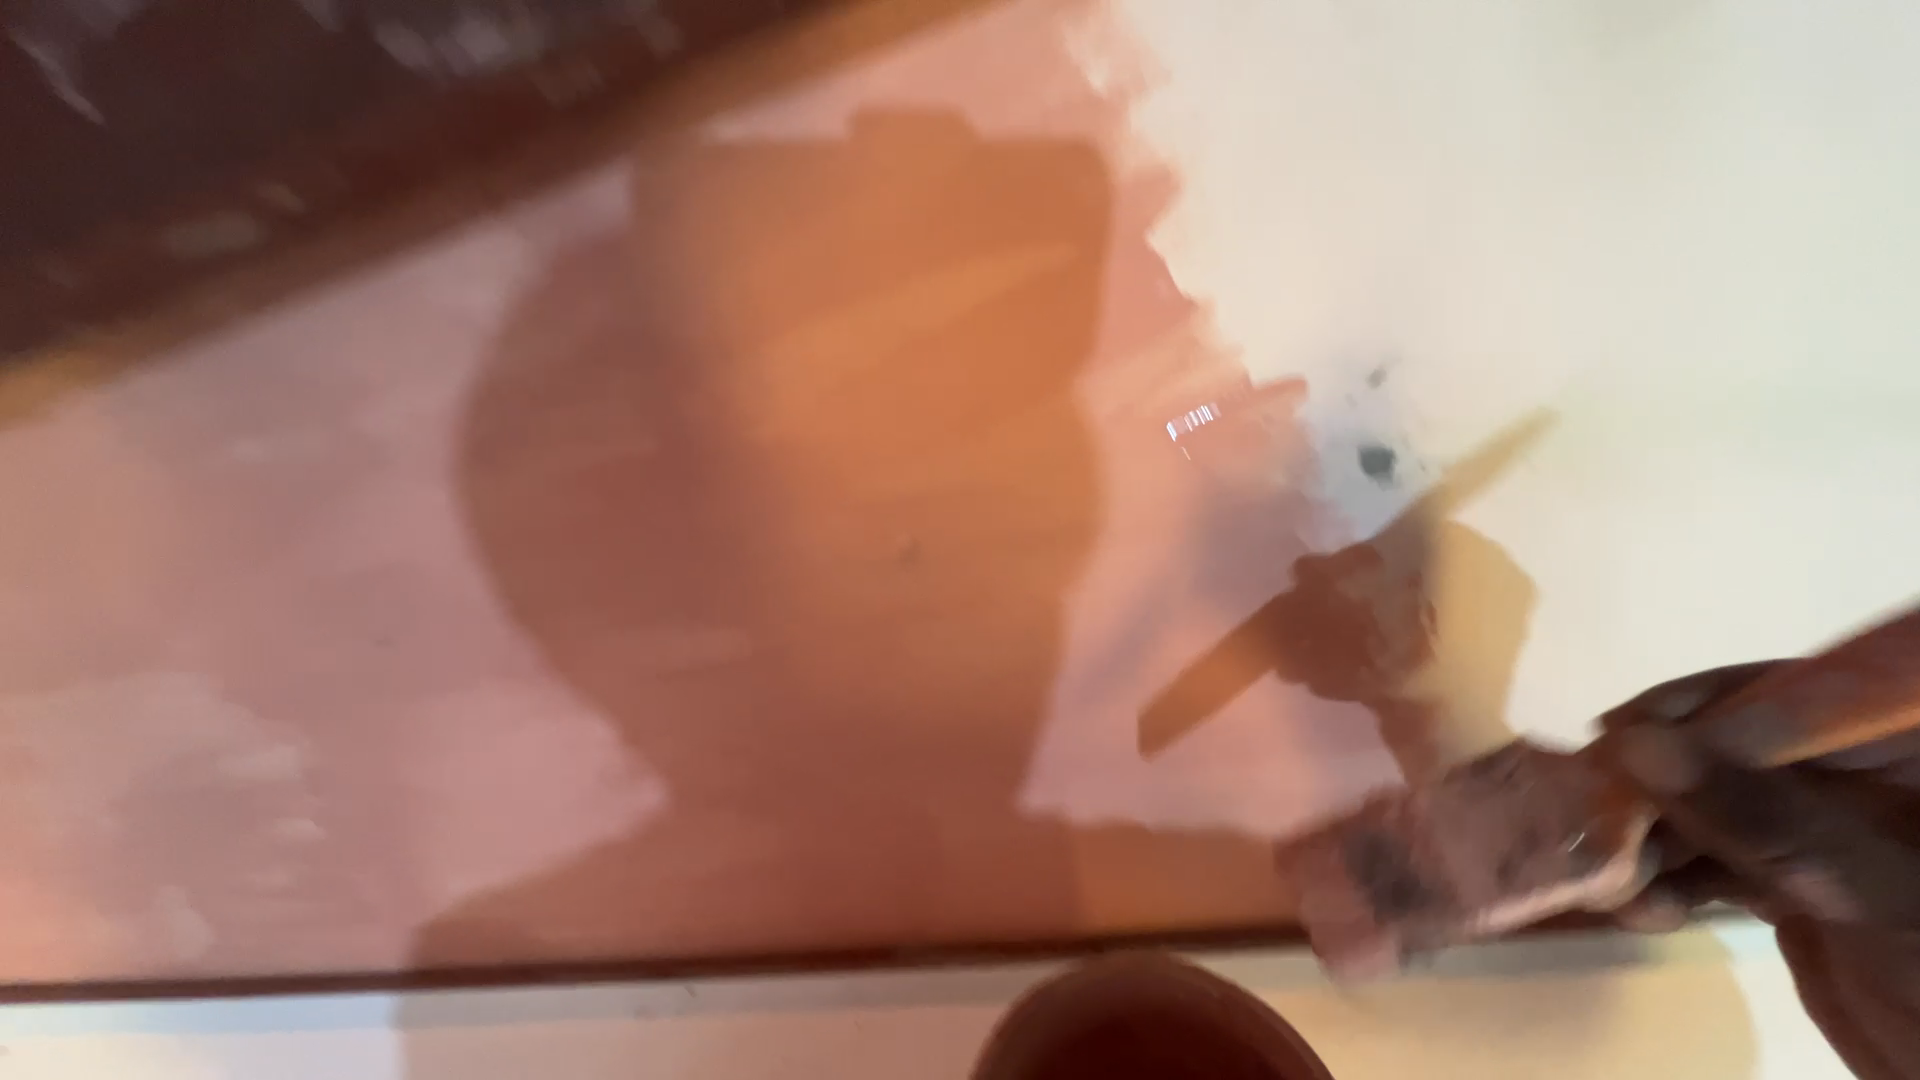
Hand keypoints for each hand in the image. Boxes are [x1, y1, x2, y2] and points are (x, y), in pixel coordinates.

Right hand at [1597, 661, 1919, 1079]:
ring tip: (1613, 870)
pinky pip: (1715, 855)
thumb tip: (1632, 743)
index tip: (1625, 730)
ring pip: (1716, 802)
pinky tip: (1643, 906)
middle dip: (1666, 778)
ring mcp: (1834, 833)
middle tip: (1596, 800)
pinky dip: (1671, 878)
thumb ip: (1763, 816)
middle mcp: (1874, 783)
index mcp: (1916, 757)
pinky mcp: (1799, 879)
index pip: (1810, 693)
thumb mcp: (1882, 897)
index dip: (1711, 701)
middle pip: (1742, 747)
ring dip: (1655, 836)